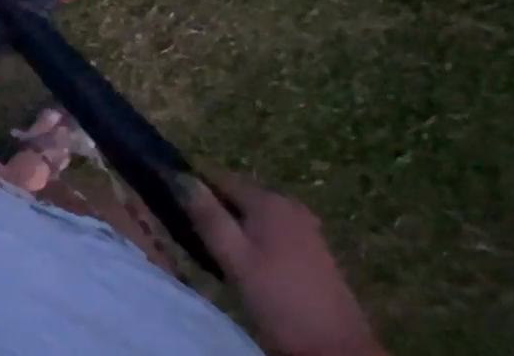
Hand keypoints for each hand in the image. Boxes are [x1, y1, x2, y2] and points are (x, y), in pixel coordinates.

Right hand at [181, 173, 384, 355]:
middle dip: (216, 210)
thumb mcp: (233, 258)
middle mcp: (289, 204)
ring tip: (219, 254)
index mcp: (268, 200)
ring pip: (256, 216)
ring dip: (236, 228)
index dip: (195, 189)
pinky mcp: (315, 250)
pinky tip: (249, 266)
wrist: (337, 349)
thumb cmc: (277, 298)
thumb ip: (207, 215)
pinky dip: (256, 241)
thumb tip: (180, 176)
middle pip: (239, 196)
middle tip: (197, 238)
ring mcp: (307, 228)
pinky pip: (273, 232)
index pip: (219, 177)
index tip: (176, 210)